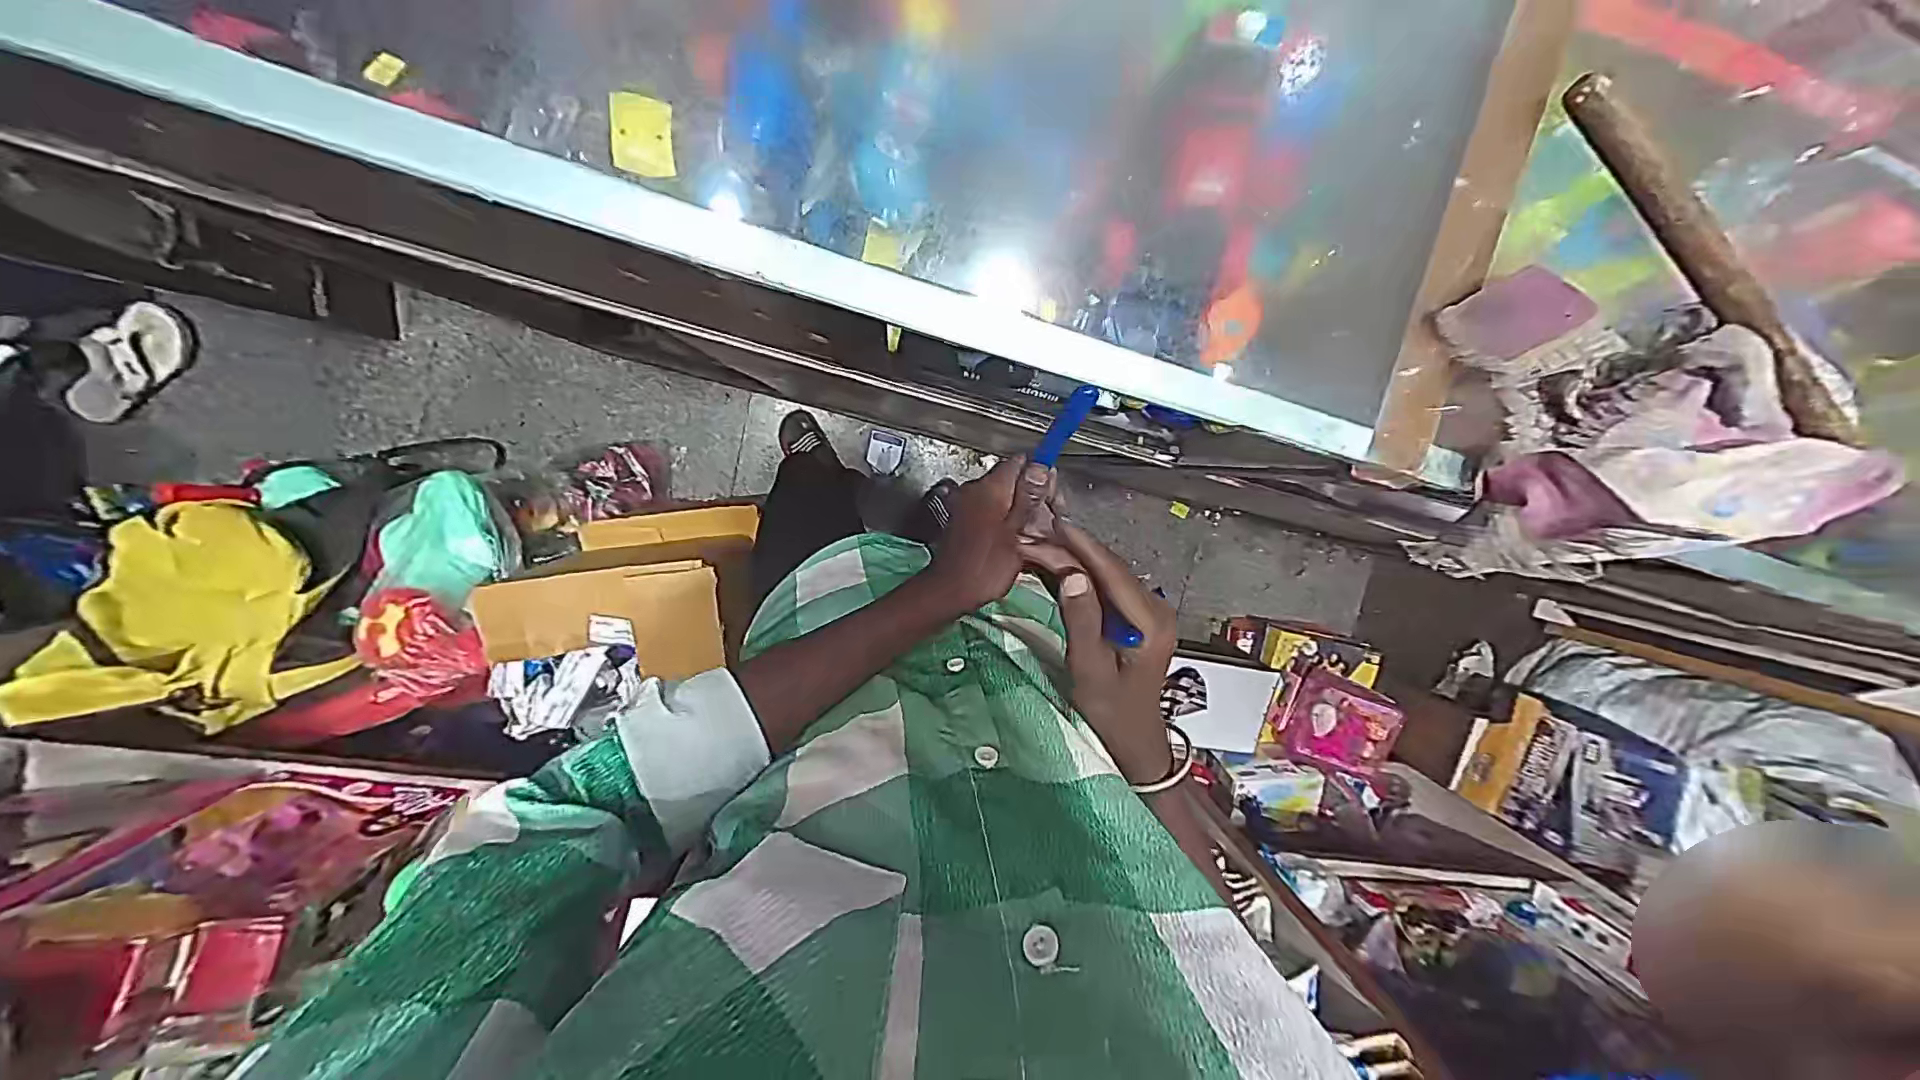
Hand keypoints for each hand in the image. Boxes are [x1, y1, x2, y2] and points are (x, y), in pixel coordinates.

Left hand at [921, 456, 1053, 614]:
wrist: (951, 590)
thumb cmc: (985, 567)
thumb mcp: (1016, 531)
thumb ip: (1029, 497)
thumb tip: (1042, 467)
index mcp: (990, 488)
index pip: (1020, 462)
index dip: (1040, 474)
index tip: (1052, 495)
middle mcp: (974, 489)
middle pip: (1011, 478)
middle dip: (1031, 494)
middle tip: (1046, 520)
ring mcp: (966, 503)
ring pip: (1001, 495)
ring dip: (1018, 509)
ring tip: (1032, 533)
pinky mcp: (963, 519)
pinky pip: (989, 510)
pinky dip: (1004, 519)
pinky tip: (1014, 539)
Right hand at [1045, 514, 1177, 784]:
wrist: (1133, 743)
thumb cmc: (1111, 714)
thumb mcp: (1090, 670)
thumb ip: (1082, 621)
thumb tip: (1071, 573)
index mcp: (1150, 622)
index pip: (1112, 572)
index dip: (1080, 546)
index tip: (1051, 526)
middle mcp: (1155, 609)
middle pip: (1109, 568)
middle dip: (1070, 549)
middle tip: (1032, 536)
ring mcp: (1147, 612)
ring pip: (1106, 574)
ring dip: (1072, 559)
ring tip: (1037, 545)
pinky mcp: (1135, 618)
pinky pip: (1106, 587)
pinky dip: (1079, 575)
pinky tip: (1055, 565)